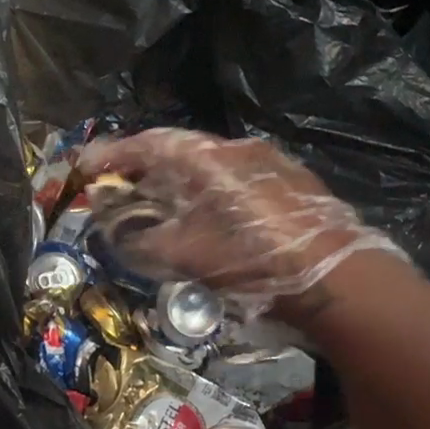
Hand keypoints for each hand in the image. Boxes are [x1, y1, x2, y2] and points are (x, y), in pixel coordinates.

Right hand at [77, 129, 407, 321]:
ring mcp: (271, 164)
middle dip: (143, 169)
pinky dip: (208, 193)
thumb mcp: (185, 256)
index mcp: (208, 158)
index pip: (147, 144)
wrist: (344, 284)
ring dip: (178, 182)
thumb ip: (138, 239)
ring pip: (209, 166)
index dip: (112, 155)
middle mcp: (238, 149)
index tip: (85, 167)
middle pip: (178, 151)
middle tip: (118, 188)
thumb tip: (108, 231)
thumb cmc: (254, 263)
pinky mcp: (295, 185)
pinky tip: (206, 218)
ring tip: (158, 205)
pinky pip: (235, 180)